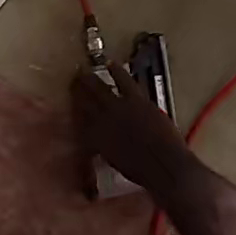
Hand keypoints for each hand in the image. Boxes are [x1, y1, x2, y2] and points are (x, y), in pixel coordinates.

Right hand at [70, 63, 198, 194]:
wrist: (163, 166)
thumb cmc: (140, 171)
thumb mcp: (114, 161)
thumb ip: (105, 147)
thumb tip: (100, 140)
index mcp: (95, 137)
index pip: (80, 120)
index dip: (75, 108)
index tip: (71, 102)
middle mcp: (102, 119)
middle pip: (85, 100)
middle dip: (77, 89)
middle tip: (73, 79)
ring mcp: (119, 107)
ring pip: (100, 88)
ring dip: (91, 79)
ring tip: (84, 69)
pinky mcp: (136, 100)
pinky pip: (124, 81)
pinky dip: (117, 71)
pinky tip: (111, 63)